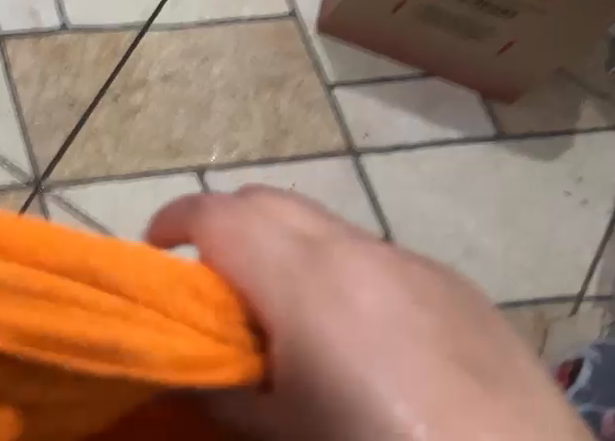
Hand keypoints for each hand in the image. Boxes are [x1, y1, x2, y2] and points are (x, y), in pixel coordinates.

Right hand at [148, 186, 587, 440]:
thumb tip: (180, 361)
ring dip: (286, 245)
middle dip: (225, 226)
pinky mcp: (462, 289)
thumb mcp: (275, 429)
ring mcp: (414, 264)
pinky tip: (366, 332)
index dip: (170, 223)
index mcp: (300, 275)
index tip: (158, 254)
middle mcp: (353, 250)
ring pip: (322, 224)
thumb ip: (214, 381)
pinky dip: (346, 271)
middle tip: (216, 278)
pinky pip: (378, 256)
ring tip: (290, 306)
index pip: (209, 212)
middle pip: (262, 201)